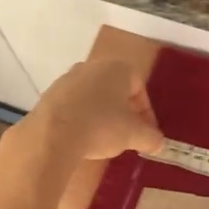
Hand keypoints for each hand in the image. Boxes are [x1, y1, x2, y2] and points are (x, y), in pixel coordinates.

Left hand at [15, 59, 164, 161]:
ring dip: (102, 115)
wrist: (52, 134)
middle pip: (115, 89)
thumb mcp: (133, 135)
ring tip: (103, 139)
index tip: (146, 133)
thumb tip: (158, 143)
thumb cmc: (101, 126)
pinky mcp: (49, 94)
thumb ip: (151, 137)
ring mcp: (67, 78)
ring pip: (93, 96)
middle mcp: (92, 66)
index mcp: (118, 68)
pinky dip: (81, 118)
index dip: (146, 111)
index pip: (140, 86)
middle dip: (124, 112)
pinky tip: (81, 137)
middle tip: (127, 135)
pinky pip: (73, 105)